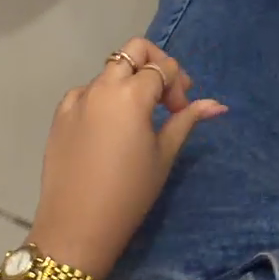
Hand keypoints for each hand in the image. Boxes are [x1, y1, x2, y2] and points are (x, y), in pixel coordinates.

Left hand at [27, 38, 225, 279]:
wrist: (75, 230)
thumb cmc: (129, 193)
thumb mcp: (165, 154)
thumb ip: (188, 119)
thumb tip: (218, 105)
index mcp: (132, 93)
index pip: (163, 67)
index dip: (179, 84)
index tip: (182, 111)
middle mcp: (103, 86)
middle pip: (134, 50)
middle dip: (155, 62)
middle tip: (164, 94)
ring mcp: (78, 99)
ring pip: (110, 69)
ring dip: (129, 80)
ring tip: (138, 114)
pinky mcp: (60, 115)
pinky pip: (87, 91)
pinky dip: (103, 96)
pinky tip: (109, 125)